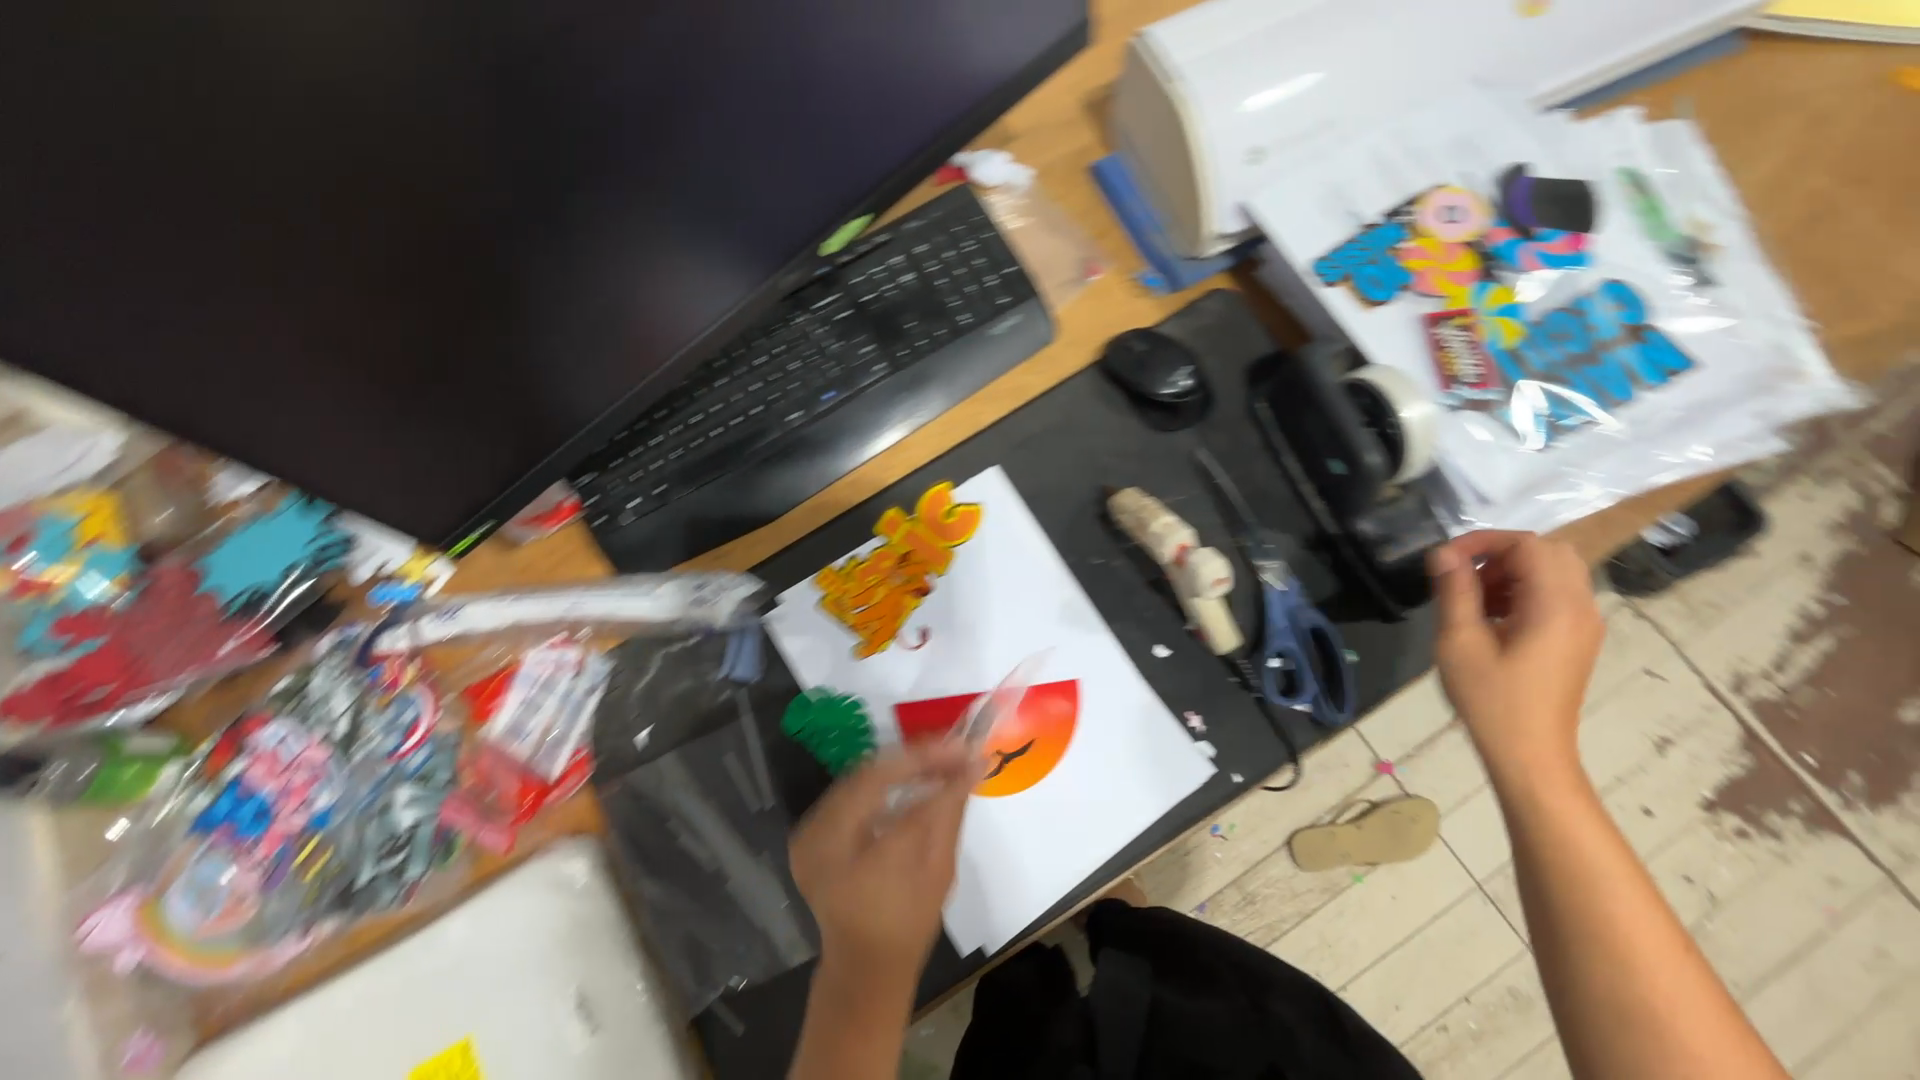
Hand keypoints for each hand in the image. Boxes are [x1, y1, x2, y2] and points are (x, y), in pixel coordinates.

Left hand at [789, 740, 981, 988]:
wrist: (863, 965)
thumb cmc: (908, 925)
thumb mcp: (939, 871)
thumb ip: (949, 812)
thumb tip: (972, 765)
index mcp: (858, 860)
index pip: (901, 793)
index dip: (936, 764)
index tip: (968, 749)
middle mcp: (821, 840)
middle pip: (870, 775)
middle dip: (917, 757)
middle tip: (955, 748)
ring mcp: (808, 836)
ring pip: (858, 779)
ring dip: (899, 767)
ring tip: (938, 760)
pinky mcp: (808, 834)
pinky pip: (848, 794)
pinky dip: (881, 783)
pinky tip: (910, 780)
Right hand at [1427, 530, 1603, 779]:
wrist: (1530, 754)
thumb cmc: (1492, 699)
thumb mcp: (1459, 643)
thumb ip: (1455, 591)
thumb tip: (1444, 554)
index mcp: (1556, 604)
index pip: (1527, 545)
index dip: (1482, 542)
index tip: (1444, 561)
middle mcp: (1581, 606)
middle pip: (1548, 551)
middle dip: (1500, 554)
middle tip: (1463, 578)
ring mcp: (1585, 623)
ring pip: (1554, 571)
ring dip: (1512, 572)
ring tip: (1474, 600)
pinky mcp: (1579, 639)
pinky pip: (1557, 594)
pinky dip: (1525, 591)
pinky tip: (1494, 619)